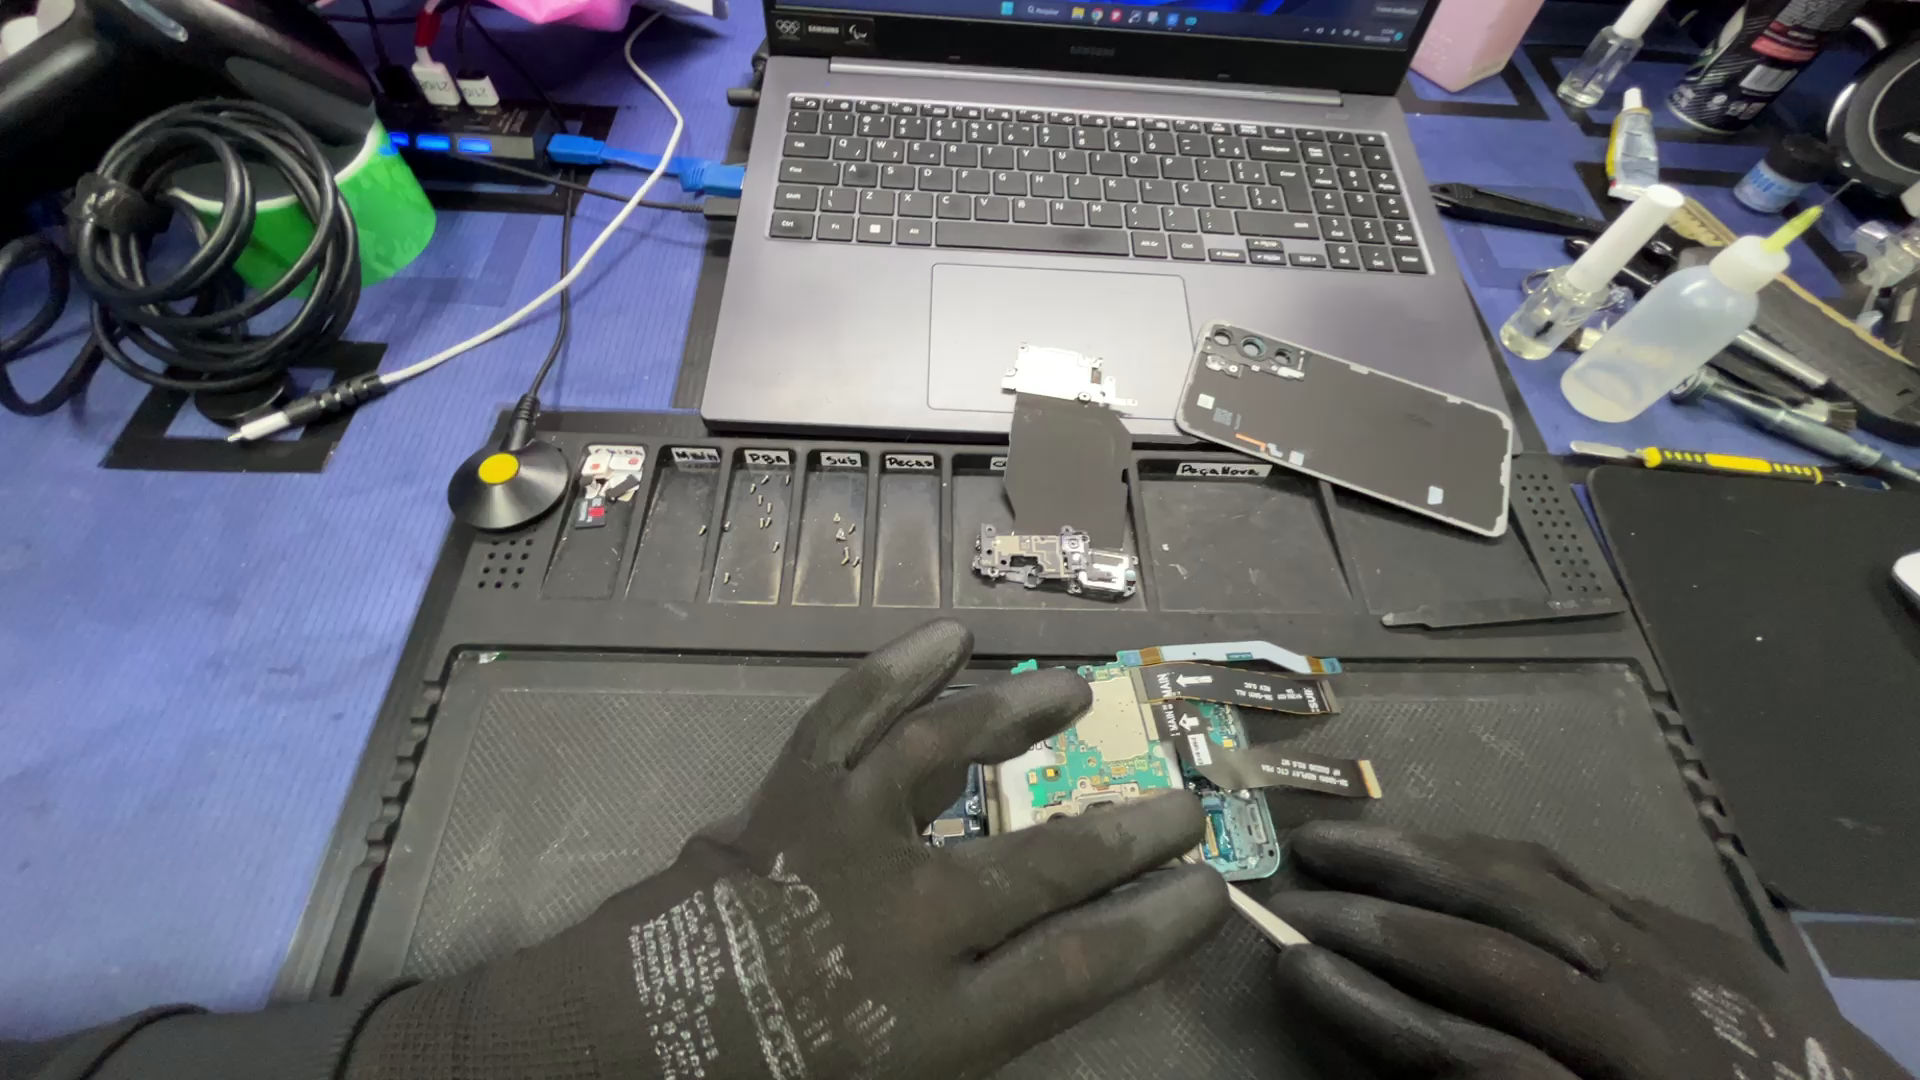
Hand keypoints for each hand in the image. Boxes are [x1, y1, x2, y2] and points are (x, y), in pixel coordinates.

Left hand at [349, 619, 1225, 1079]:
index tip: (1208, 886)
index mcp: (931, 1017)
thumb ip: (977, 1021)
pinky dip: (900, 668)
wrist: (630, 1035)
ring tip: (1071, 686)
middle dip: (1127, 829)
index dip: (1157, 925)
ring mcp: (846, 834)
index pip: (1079, 966)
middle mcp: (903, 914)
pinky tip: (947, 635)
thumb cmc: (770, 1071)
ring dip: (1019, 715)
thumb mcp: (894, 1078)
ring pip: (948, 753)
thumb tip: (1053, 956)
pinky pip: (852, 712)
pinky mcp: (795, 789)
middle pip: (1042, 862)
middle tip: (1182, 797)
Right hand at [1267, 822, 1911, 1079]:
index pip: (1476, 1055)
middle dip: (1372, 922)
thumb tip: (1376, 1023)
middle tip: (1290, 898)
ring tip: (1330, 842)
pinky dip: (1474, 851)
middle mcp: (1661, 1030)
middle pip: (1487, 956)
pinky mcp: (1689, 923)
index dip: (1369, 1011)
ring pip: (1518, 886)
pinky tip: (1422, 845)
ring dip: (1406, 859)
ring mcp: (1681, 962)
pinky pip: (1561, 868)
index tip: (1290, 969)